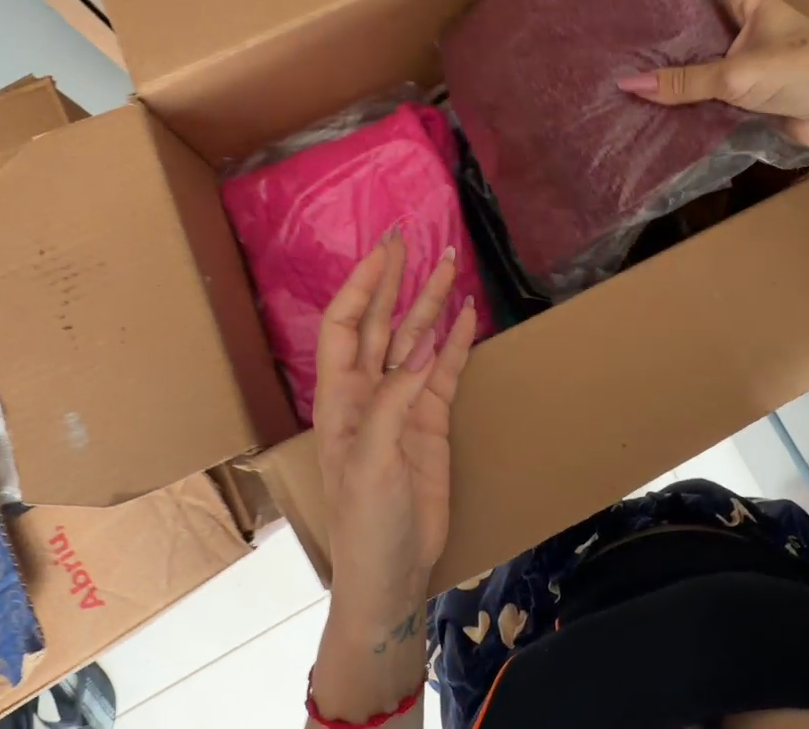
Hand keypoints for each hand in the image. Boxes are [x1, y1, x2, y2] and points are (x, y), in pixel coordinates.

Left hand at [312, 232, 478, 610]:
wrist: (393, 570)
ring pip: (417, 340)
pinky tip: (468, 313)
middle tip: (412, 238)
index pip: (346, 324)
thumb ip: (395, 400)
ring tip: (450, 264)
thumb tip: (423, 345)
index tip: (385, 251)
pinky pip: (445, 370)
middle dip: (395, 280)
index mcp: (340, 396)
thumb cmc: (366, 520)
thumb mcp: (371, 461)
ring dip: (431, 303)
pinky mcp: (431, 420)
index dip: (363, 285)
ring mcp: (403, 403)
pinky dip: (457, 341)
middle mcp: (369, 390)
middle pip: (382, 322)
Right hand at [616, 0, 808, 152]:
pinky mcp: (745, 90)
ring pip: (696, 46)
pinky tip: (652, 92)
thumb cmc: (804, 73)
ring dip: (667, 47)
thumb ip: (684, 82)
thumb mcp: (739, 74)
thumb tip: (628, 84)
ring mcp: (744, 57)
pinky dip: (678, 87)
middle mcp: (745, 22)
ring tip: (625, 43)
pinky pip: (702, 84)